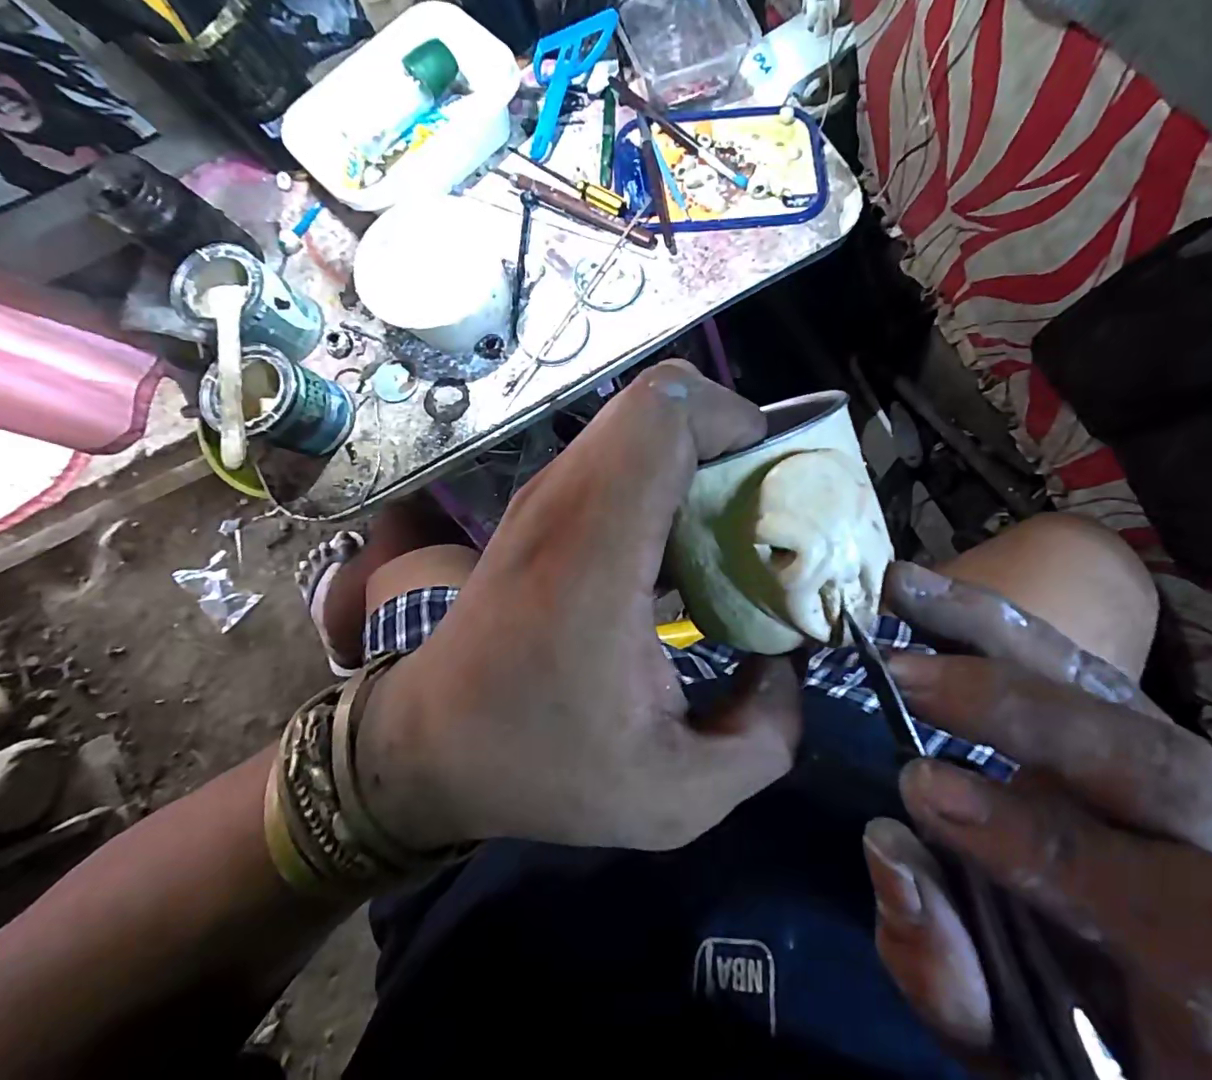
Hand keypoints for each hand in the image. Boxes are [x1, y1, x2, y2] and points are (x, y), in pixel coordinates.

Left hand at [355, 362, 802, 850]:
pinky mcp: (534, 515)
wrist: (428, 746)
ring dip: (694, 466)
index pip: (664, 413)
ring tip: (725, 540)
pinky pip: (612, 465)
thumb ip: (763, 736)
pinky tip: (675, 559)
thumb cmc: (537, 766)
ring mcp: (540, 502)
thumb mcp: (675, 794)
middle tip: (761, 519)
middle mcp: (562, 504)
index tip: (775, 491)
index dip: (735, 423)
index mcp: (595, 552)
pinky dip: (659, 486)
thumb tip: (783, 666)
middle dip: (727, 444)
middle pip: (657, 404)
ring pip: (634, 430)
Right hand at [863, 563, 1211, 1077]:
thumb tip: (885, 847)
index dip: (1048, 845)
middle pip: (1172, 775)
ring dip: (1007, 638)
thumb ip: (954, 976)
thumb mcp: (1021, 1059)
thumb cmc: (1112, 1069)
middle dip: (1023, 713)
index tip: (920, 790)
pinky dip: (1015, 638)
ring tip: (908, 592)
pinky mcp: (1174, 764)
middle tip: (902, 672)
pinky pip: (1101, 687)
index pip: (1190, 918)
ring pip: (1138, 706)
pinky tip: (947, 603)